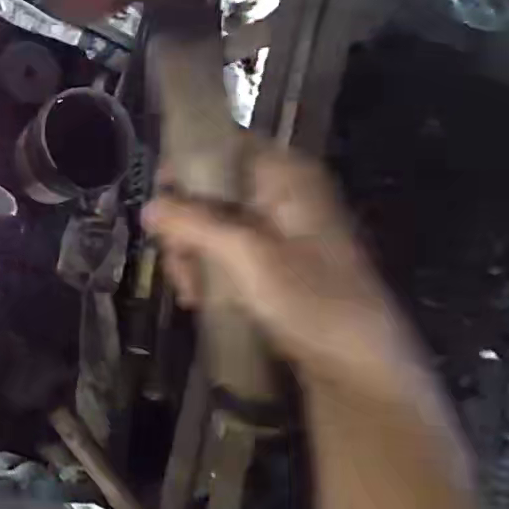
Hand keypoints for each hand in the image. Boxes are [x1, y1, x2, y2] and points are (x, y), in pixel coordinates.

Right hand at [142, 144, 429, 399]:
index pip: (224, 144)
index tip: (158, 204)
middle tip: (179, 265)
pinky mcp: (276, 261)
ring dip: (193, 254)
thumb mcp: (245, 257)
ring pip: (214, 223)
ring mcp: (280, 228)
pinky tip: (201, 299)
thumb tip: (148, 206)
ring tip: (192, 293)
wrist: (360, 365)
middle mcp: (283, 193)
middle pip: (212, 188)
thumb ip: (193, 224)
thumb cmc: (310, 301)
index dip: (185, 167)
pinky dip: (210, 270)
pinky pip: (228, 251)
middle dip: (186, 226)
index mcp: (286, 175)